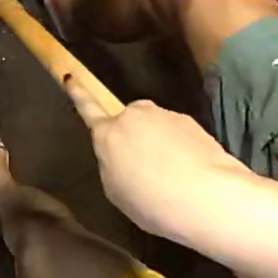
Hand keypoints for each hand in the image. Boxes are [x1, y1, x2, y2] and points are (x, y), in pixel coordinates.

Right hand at [64, 75, 252, 240]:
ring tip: (169, 176)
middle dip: (132, 135)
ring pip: (154, 126)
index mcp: (107, 133)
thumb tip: (120, 154)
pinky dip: (180, 149)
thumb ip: (111, 162)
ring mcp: (165, 115)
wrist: (207, 197)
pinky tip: (188, 173)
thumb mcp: (114, 189)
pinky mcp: (192, 123)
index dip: (78, 94)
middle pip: (128, 119)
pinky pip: (177, 134)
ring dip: (158, 144)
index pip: (88, 108)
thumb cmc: (150, 200)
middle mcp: (135, 115)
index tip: (70, 77)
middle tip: (141, 166)